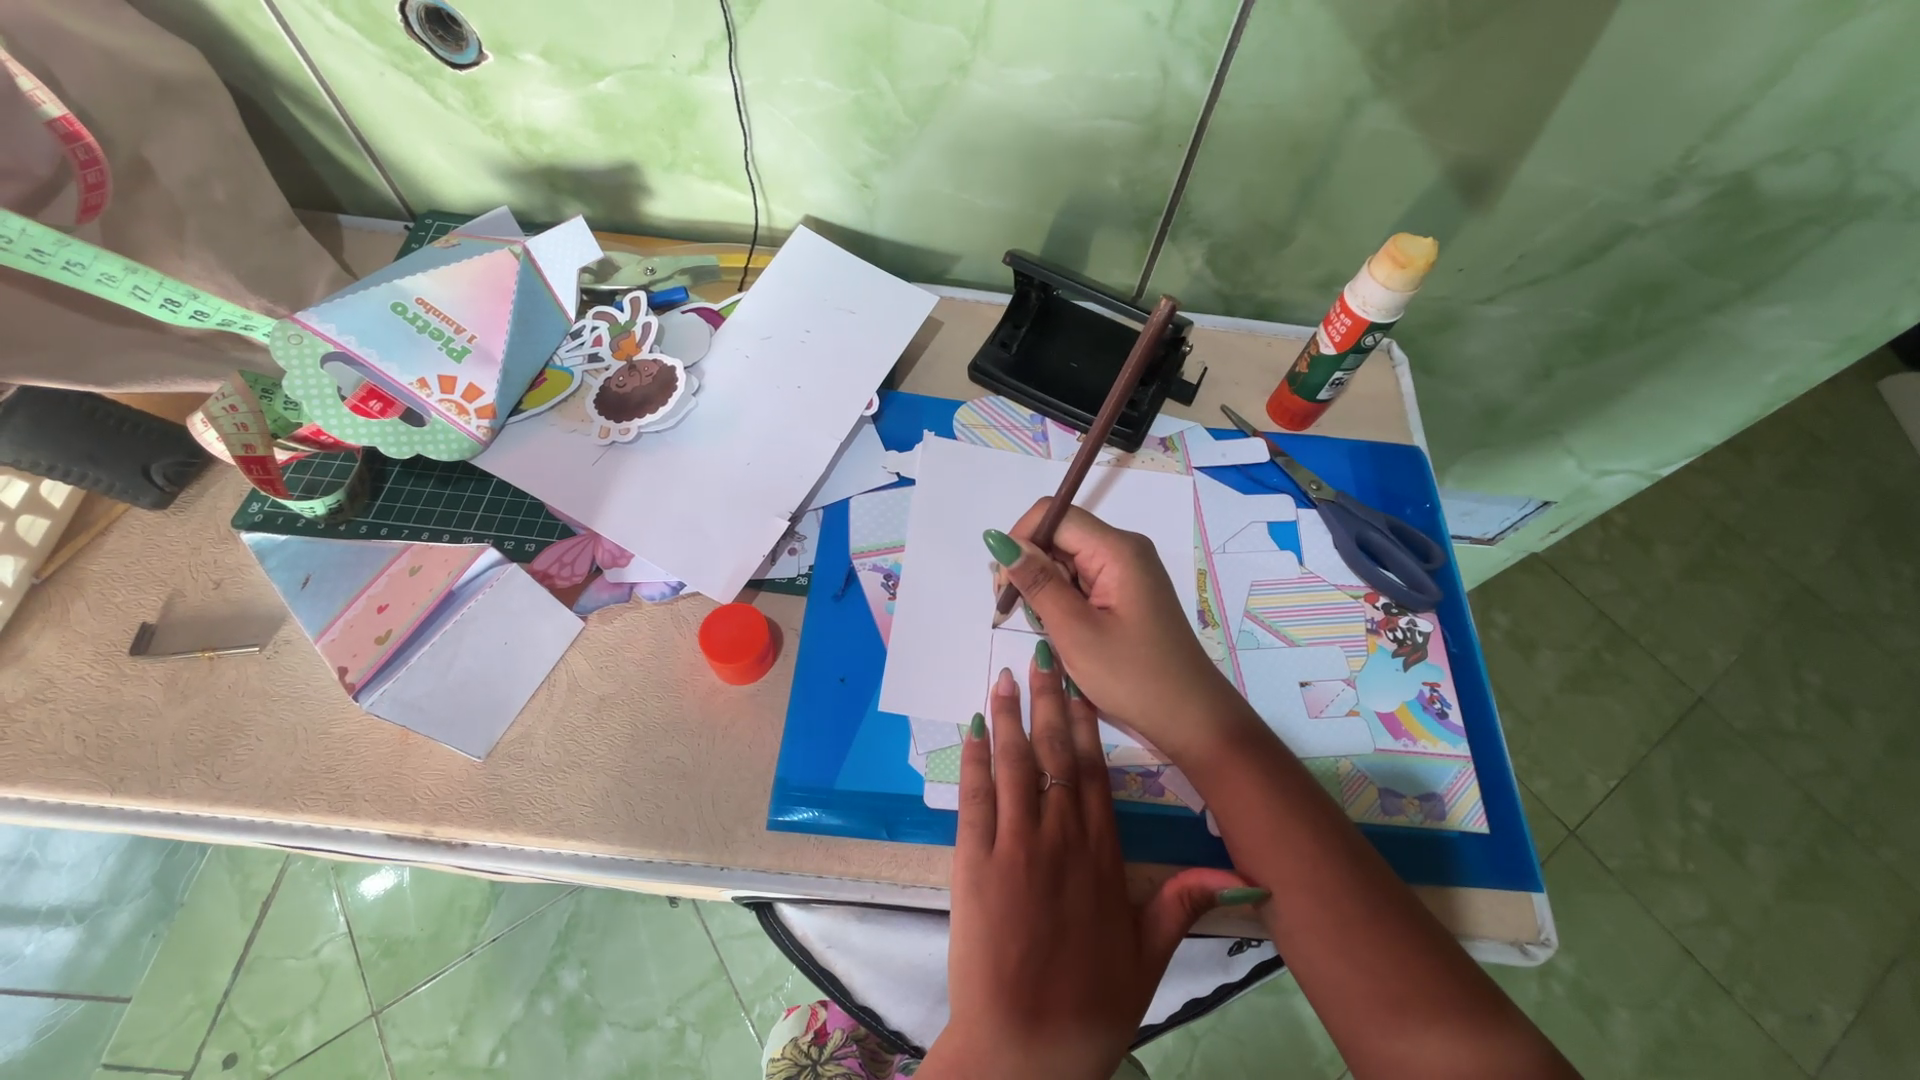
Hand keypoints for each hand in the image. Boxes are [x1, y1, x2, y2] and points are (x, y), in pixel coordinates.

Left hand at [920, 642, 1260, 1078]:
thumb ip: (1184, 905)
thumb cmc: (1090, 1005)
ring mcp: (1017, 846)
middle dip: (1048, 704)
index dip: (1085, 728)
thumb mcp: (1149, 958)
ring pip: (1015, 765)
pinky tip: (974, 728)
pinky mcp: (976, 862)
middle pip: (1055, 757)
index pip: (1095, 776)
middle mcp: (1063, 839)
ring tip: (1006, 676)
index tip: (1081, 688)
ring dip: (1009, 717)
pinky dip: (974, 759)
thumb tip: (1242, 875)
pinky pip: (976, 798)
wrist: (1027, 1048)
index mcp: (1103, 857)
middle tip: (1044, 657)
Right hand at [984, 499, 1255, 759]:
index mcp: (1117, 550)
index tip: (1005, 585)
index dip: (1021, 539)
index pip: (1054, 515)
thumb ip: (1037, 582)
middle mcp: (1124, 550)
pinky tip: (1064, 631)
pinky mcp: (1126, 593)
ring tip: (1048, 630)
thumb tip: (998, 541)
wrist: (1189, 716)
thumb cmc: (1132, 676)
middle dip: (1030, 567)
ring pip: (1067, 561)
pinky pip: (1082, 582)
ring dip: (1046, 589)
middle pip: (1060, 536)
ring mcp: (1127, 572)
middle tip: (1018, 614)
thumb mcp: (1074, 631)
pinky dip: (1063, 602)